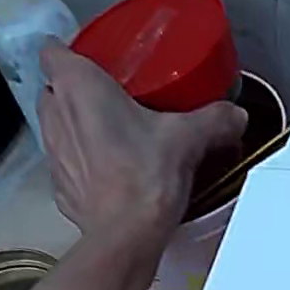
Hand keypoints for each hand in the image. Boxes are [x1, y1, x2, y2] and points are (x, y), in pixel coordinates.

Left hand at [37, 43, 246, 246]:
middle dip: (75, 95)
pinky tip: (108, 179)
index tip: (96, 65)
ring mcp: (55, 158)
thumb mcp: (186, 139)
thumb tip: (235, 116)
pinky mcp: (62, 193)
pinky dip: (82, 172)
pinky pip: (68, 171)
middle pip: (54, 92)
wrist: (126, 239)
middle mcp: (56, 118)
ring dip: (76, 133)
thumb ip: (213, 120)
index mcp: (78, 87)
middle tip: (110, 104)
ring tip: (111, 143)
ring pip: (57, 131)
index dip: (71, 54)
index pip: (54, 51)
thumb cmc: (143, 181)